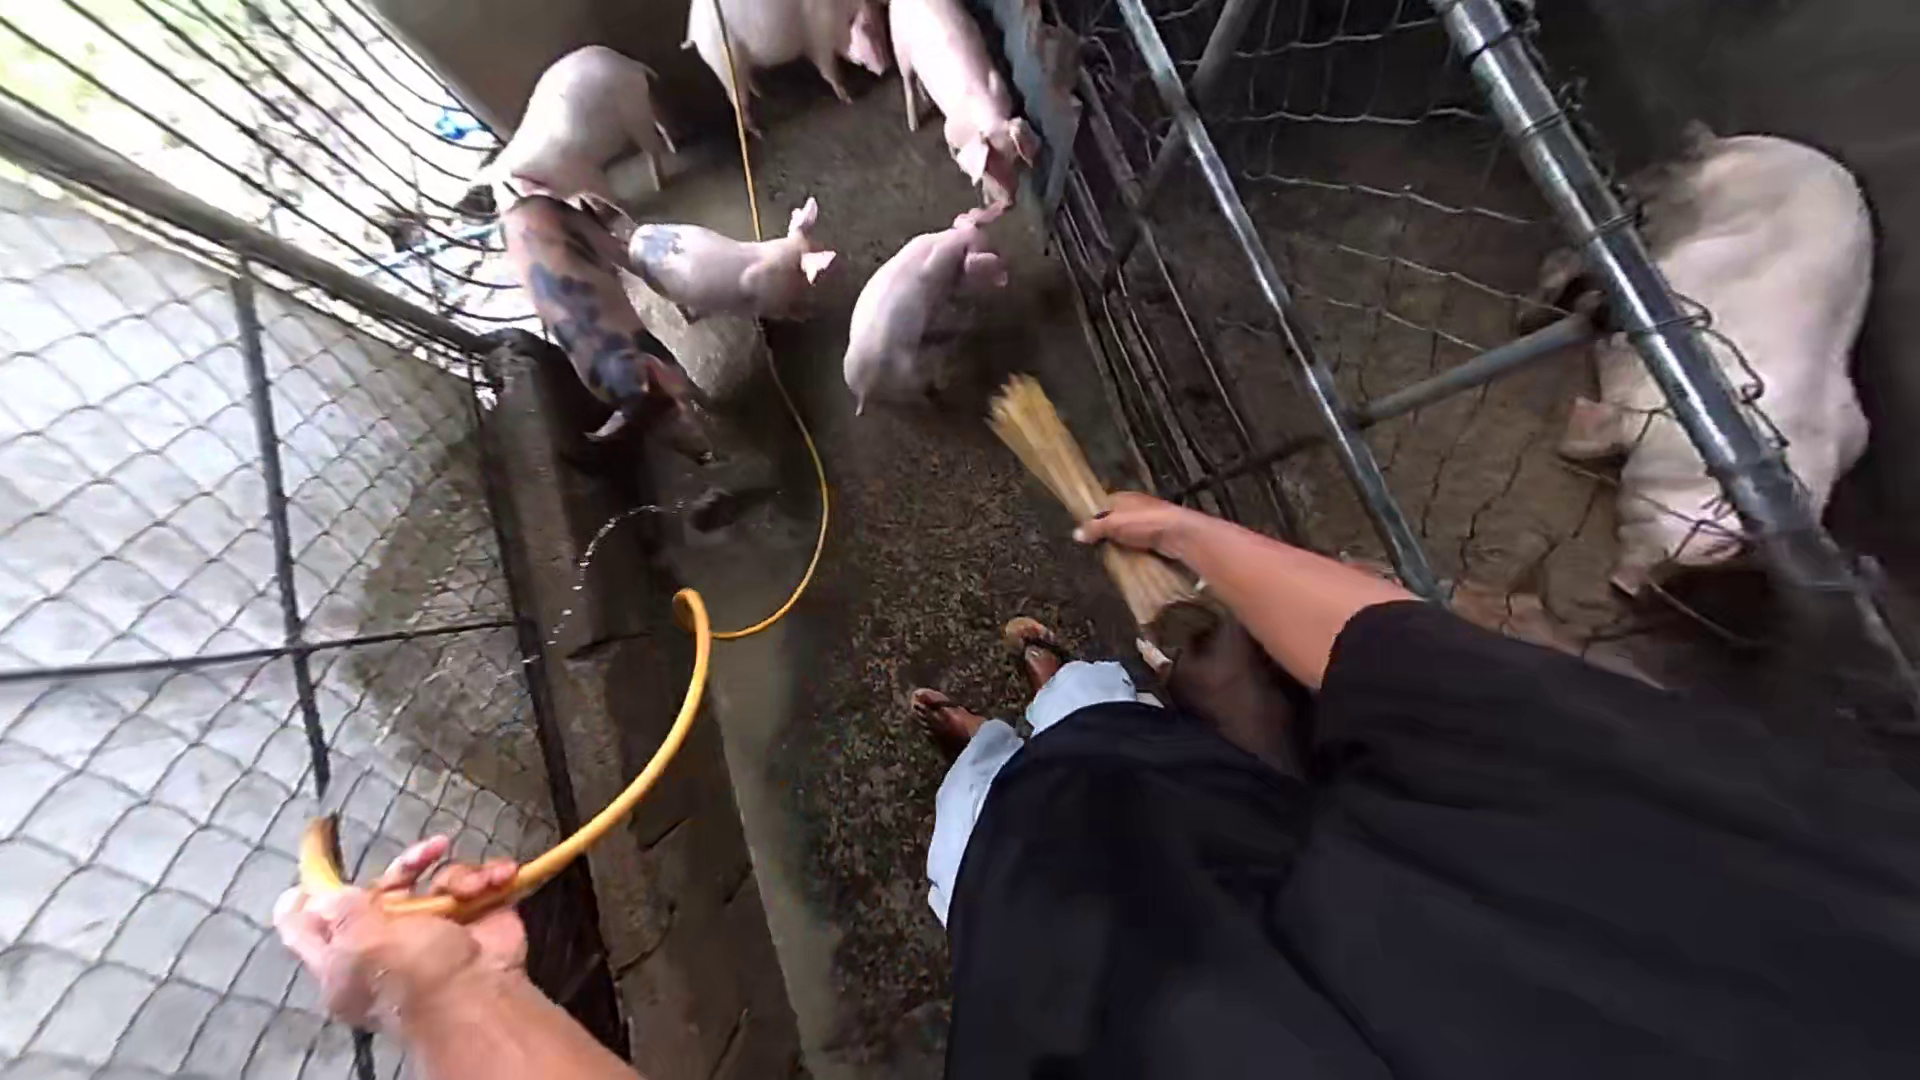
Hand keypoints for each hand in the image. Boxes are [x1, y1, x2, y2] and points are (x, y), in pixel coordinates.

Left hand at [274, 836, 524, 1030]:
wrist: (479, 984)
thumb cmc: (414, 972)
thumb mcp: (365, 947)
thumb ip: (343, 917)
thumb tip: (321, 896)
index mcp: (348, 956)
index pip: (314, 930)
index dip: (305, 905)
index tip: (302, 881)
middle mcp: (389, 937)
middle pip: (390, 887)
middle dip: (412, 863)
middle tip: (434, 848)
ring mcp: (437, 923)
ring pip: (443, 878)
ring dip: (463, 876)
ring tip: (475, 888)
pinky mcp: (477, 911)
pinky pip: (481, 880)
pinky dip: (492, 876)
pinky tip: (500, 880)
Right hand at [1073, 492, 1212, 560]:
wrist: (1179, 533)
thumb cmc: (1143, 523)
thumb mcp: (1113, 525)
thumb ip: (1094, 528)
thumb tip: (1076, 534)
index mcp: (1123, 496)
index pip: (1102, 504)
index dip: (1094, 517)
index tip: (1086, 533)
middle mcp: (1136, 504)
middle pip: (1116, 518)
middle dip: (1108, 531)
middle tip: (1097, 547)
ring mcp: (1149, 518)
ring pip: (1129, 529)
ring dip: (1122, 540)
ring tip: (1112, 554)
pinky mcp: (1159, 532)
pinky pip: (1140, 539)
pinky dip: (1134, 546)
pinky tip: (1130, 555)